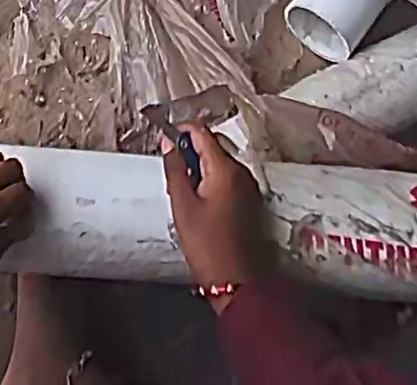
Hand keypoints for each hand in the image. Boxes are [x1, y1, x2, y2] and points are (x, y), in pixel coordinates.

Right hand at [162, 125, 274, 309]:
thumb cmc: (207, 246)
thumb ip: (174, 168)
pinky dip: (213, 178)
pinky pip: (229, 176)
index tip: (165, 139)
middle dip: (191, 149)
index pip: (202, 132)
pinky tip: (201, 198)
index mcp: (225, 169)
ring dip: (201, 164)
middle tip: (172, 168)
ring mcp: (249, 186)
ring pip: (220, 161)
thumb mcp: (182, 205)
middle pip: (213, 144)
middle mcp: (242, 172)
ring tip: (184, 187)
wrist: (238, 286)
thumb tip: (168, 141)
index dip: (181, 130)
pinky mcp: (251, 200)